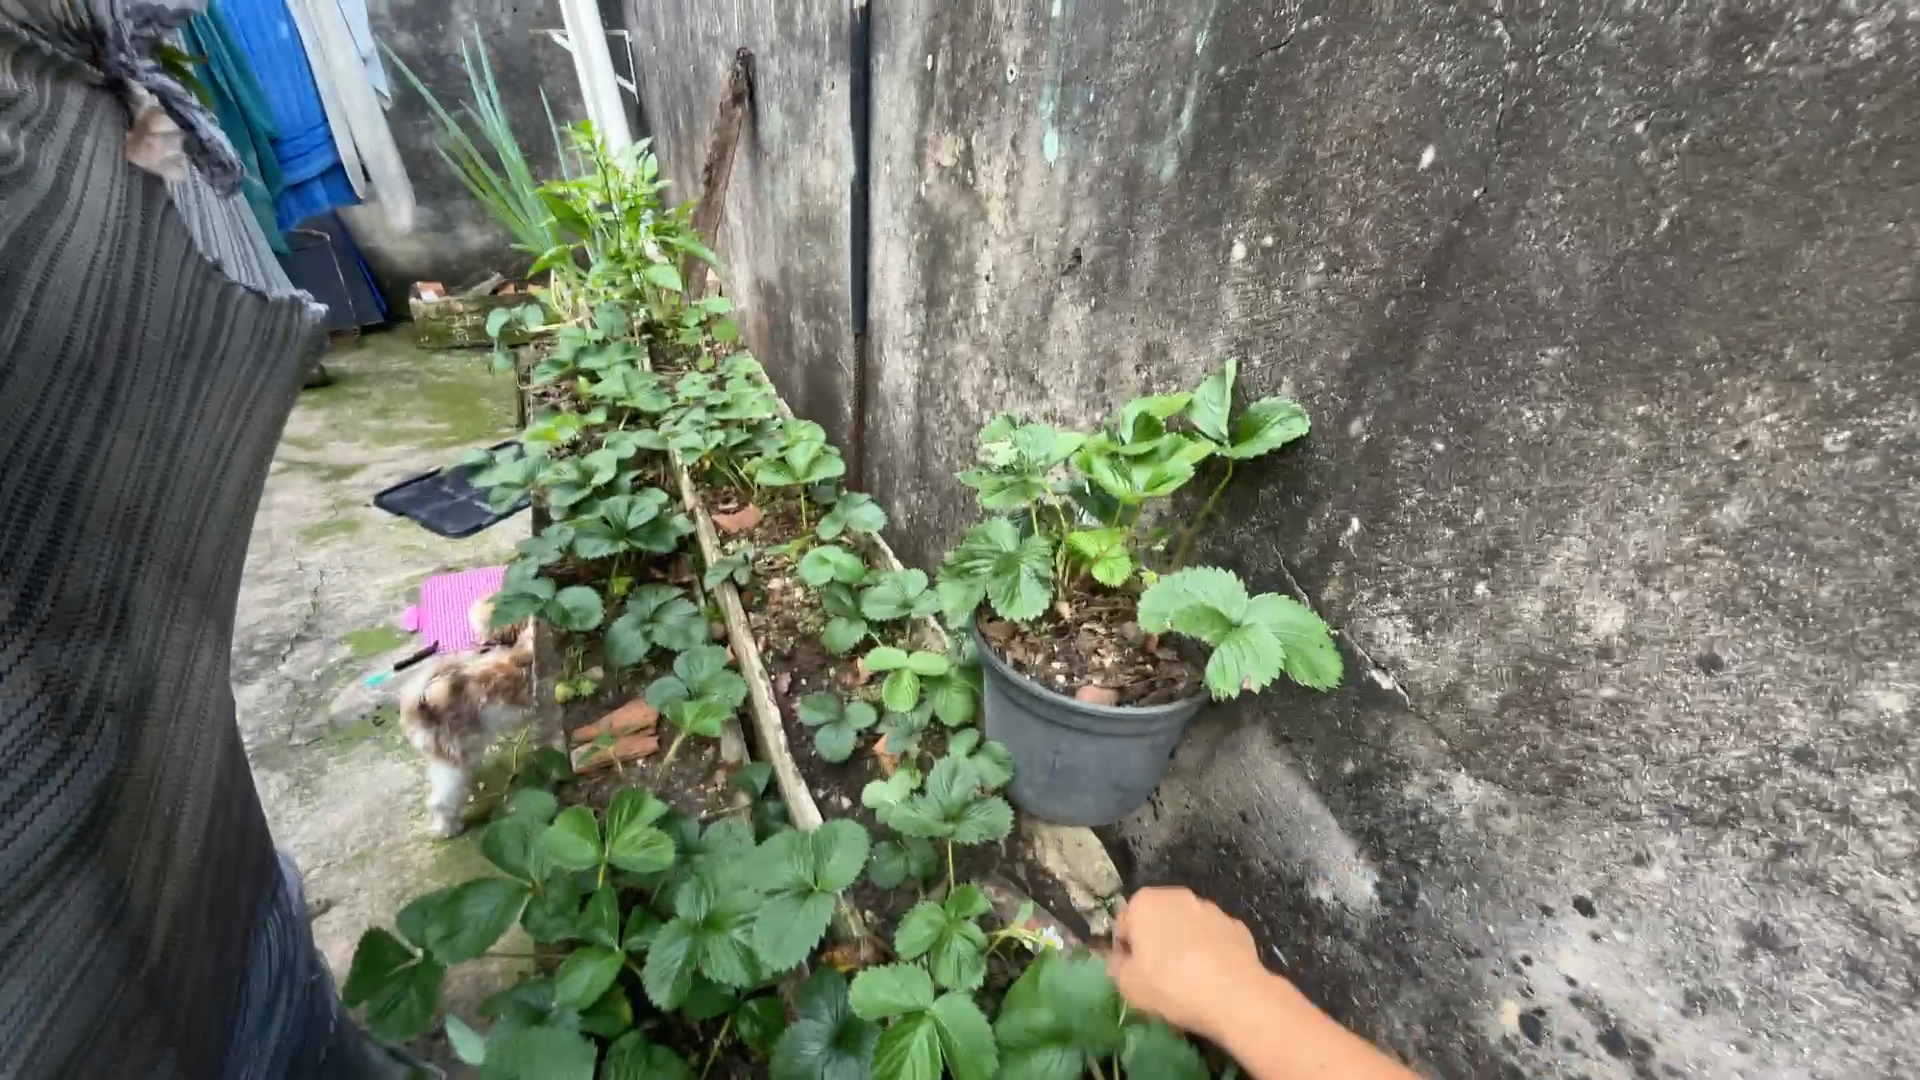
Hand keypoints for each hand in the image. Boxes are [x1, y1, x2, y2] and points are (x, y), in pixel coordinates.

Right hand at [1105, 887, 1272, 1040]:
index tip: (1134, 972)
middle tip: (1159, 976)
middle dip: (1156, 942)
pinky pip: (1215, 938)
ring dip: (1185, 944)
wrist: (1235, 996)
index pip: (1125, 923)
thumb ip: (1115, 966)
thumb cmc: (1171, 985)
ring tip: (1191, 980)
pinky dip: (1212, 951)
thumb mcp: (1128, 985)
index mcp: (1144, 902)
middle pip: (1158, 920)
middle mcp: (1176, 895)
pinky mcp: (1236, 926)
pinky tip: (1215, 977)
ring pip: (1188, 927)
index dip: (1126, 949)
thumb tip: (1120, 959)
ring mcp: (1209, 908)